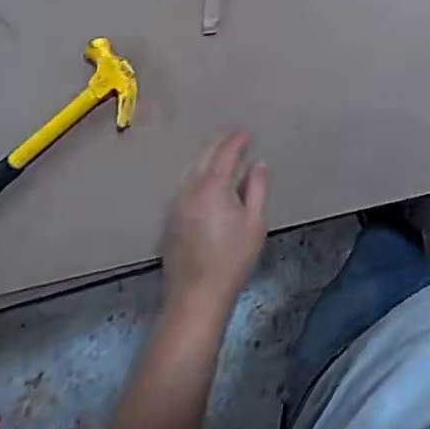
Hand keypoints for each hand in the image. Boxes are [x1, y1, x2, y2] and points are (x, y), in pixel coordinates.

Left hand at [161, 131, 268, 312]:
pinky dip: (197, 173)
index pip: (225, 154)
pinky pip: (185, 184)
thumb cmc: (232, 258)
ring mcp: (177, 204)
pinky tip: (206, 179)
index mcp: (213, 187)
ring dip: (206, 157)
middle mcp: (190, 190)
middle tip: (234, 138)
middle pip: (203, 157)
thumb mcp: (255, 221)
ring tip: (221, 153)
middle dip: (219, 144)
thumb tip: (258, 164)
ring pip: (191, 169)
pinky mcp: (171, 219)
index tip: (246, 133)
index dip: (236, 141)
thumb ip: (257, 188)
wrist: (196, 295)